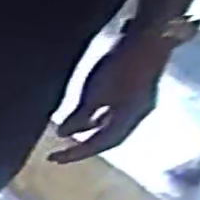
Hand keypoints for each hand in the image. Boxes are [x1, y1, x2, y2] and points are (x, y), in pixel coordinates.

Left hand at [50, 34, 167, 162]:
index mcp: (130, 116)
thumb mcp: (96, 93)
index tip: (53, 159)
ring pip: (108, 126)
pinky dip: (91, 121)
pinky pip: (108, 114)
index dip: (78, 153)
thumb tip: (64, 135)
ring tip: (64, 140)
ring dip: (86, 134)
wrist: (146, 40)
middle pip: (107, 138)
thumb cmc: (120, 67)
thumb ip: (81, 115)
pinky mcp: (130, 92)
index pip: (102, 143)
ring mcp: (136, 102)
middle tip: (57, 155)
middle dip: (82, 148)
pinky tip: (76, 122)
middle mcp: (136, 113)